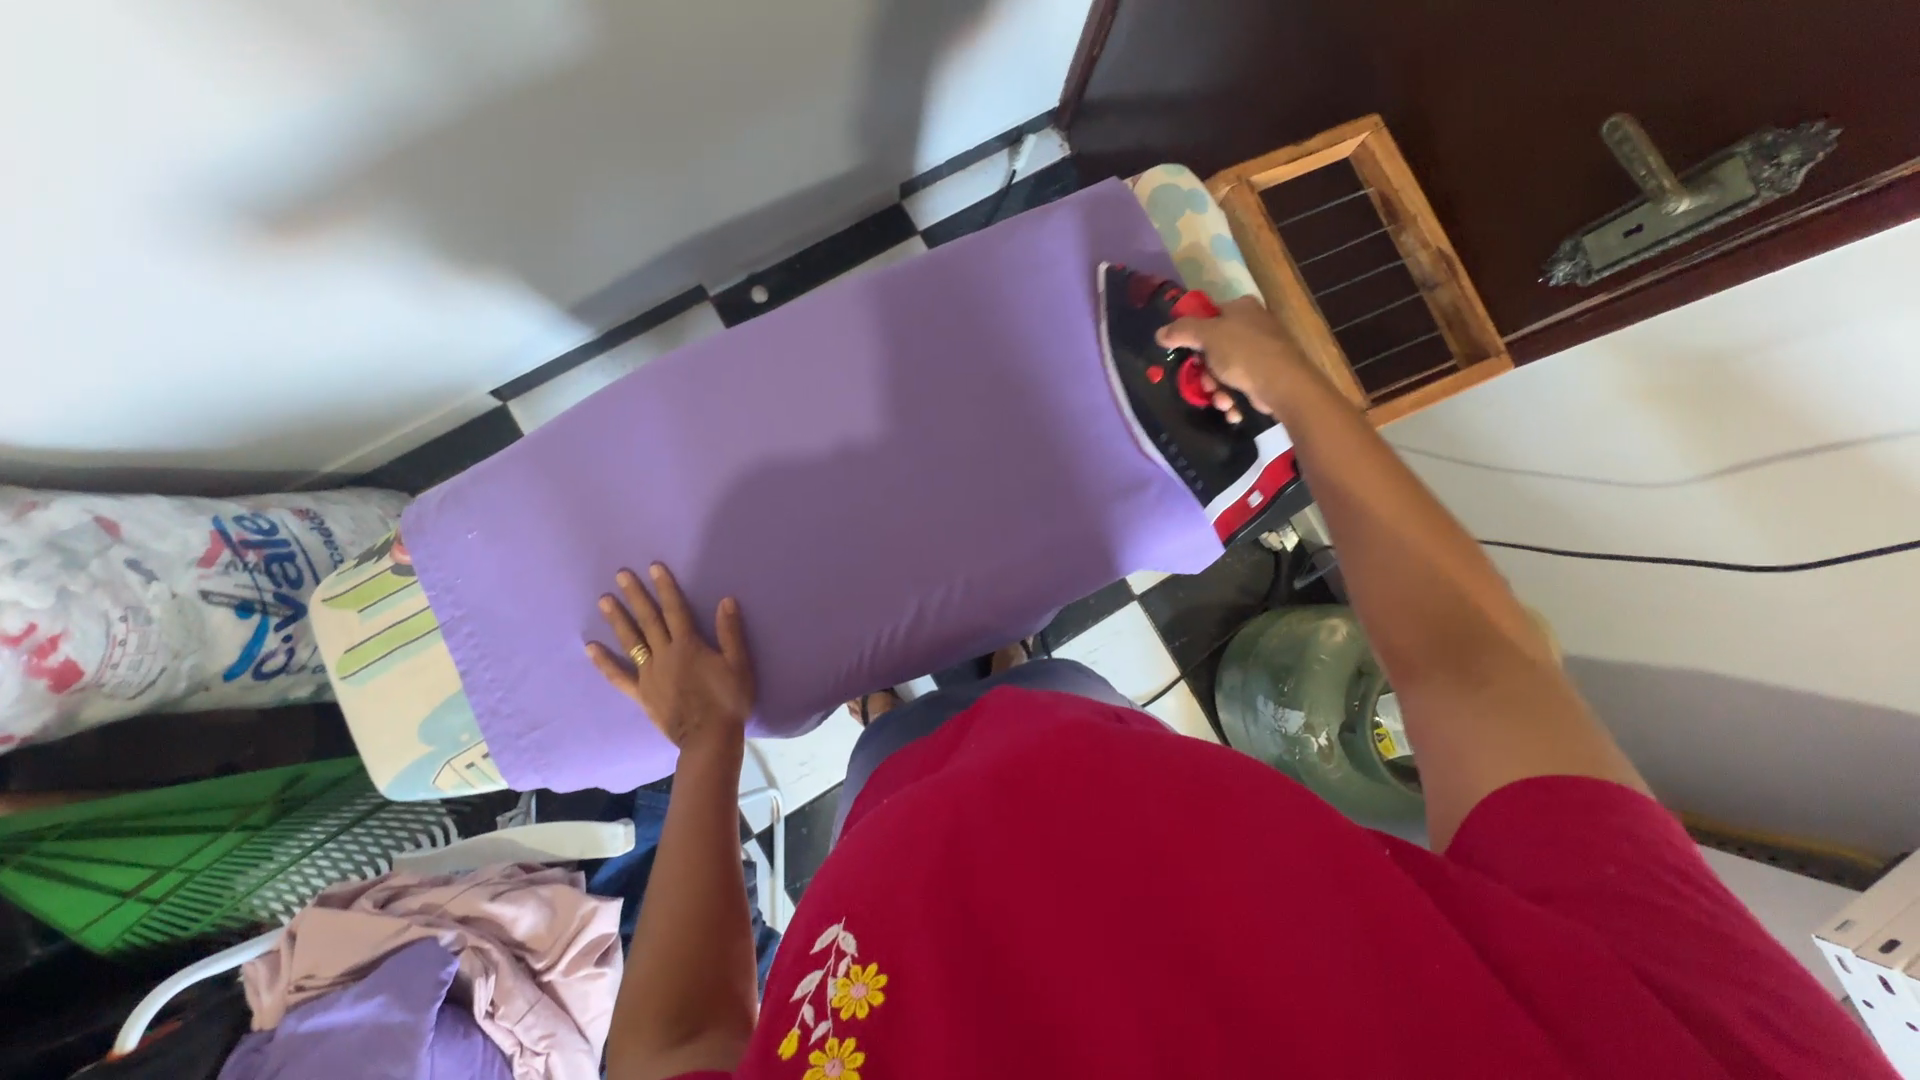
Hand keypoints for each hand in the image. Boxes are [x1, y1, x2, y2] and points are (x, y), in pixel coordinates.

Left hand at [587, 563, 755, 754]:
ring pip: (631, 641)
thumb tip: (726, 600)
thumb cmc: (728, 701)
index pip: (675, 609)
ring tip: (604, 600)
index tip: (654, 567)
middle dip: (636, 596)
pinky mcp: (641, 694)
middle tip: (621, 575)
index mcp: (689, 645)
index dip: (666, 587)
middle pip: (648, 620)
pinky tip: (591, 648)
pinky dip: (604, 662)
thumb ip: (730, 632)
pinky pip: (618, 677)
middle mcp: (665, 654)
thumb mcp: (739, 664)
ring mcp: (649, 674)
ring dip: (617, 620)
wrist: (709, 738)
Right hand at [1156, 297, 1309, 420]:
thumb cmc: (1244, 353)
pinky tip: (1233, 407)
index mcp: (1241, 308)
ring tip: (1222, 400)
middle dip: (1205, 372)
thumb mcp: (1207, 336)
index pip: (1208, 315)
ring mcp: (1262, 351)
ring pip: (1225, 371)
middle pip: (1213, 348)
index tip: (1186, 354)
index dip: (1193, 335)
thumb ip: (1181, 331)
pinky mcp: (1267, 375)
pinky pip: (1240, 385)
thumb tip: (1159, 333)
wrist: (1283, 385)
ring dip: (1217, 390)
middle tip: (1205, 383)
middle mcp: (1253, 325)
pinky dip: (1233, 398)